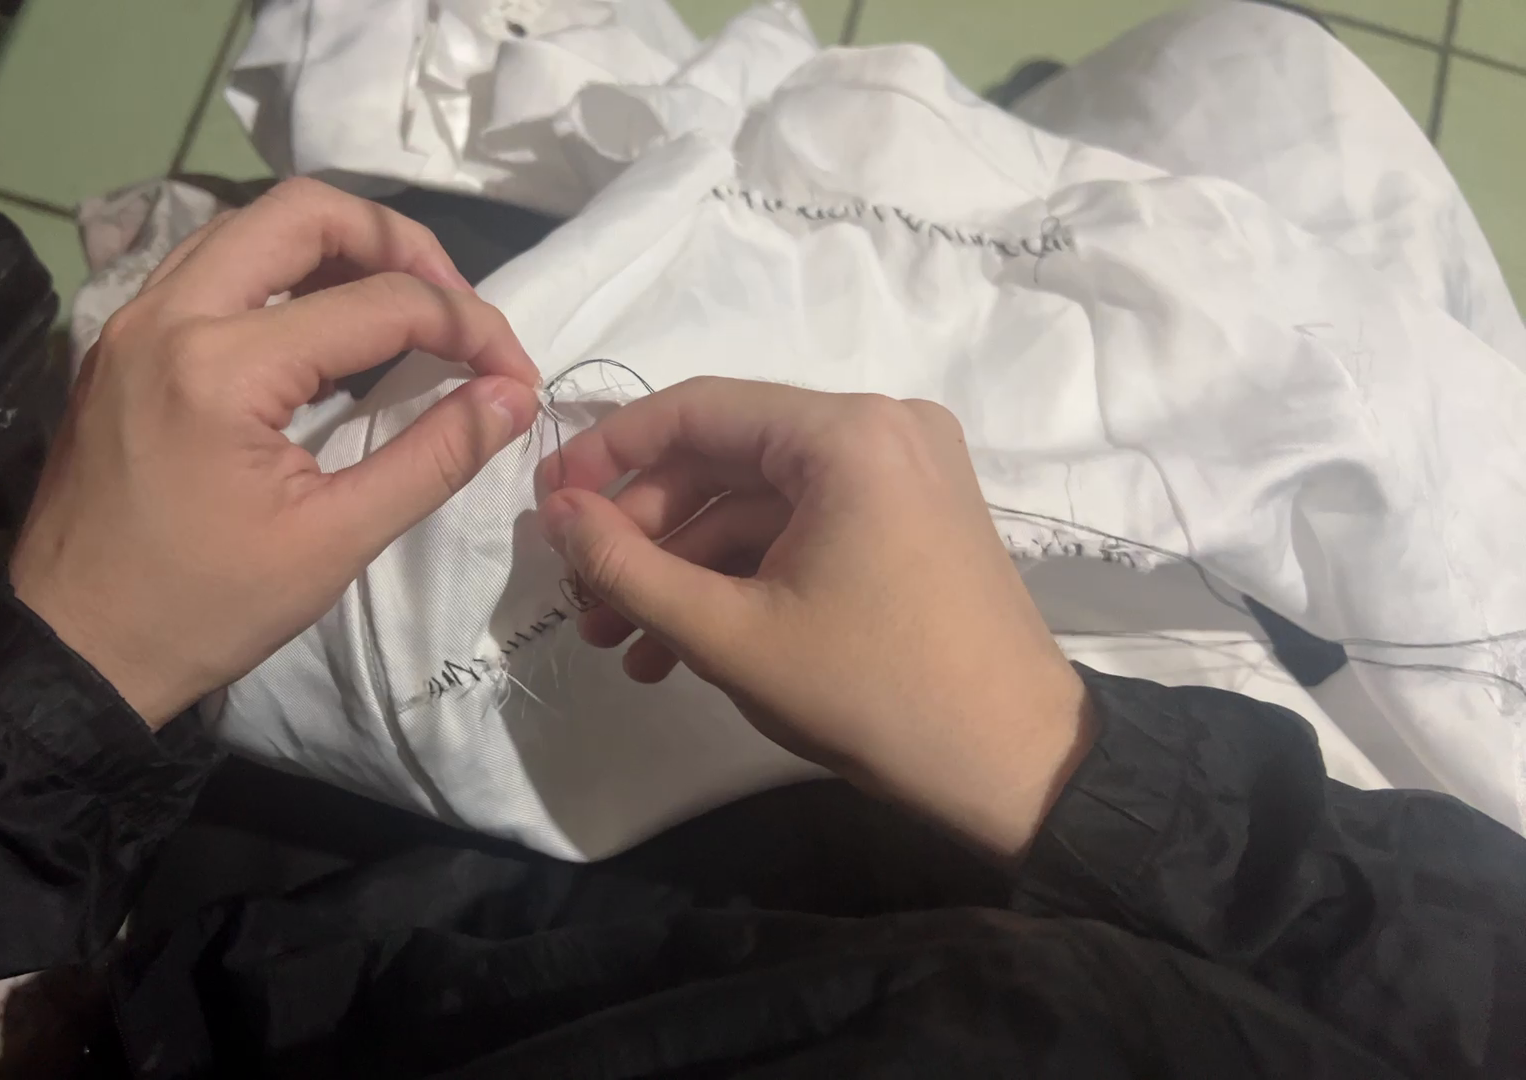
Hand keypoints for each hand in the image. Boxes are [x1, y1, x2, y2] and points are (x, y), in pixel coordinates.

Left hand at [11, 178, 539, 725]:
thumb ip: (434, 458)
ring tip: (405, 307)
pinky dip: (290, 277)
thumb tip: (512, 397)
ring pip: (255, 228)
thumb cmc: (209, 607)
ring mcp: (135, 320)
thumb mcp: (337, 541)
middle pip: (304, 212)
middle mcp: (169, 312)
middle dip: (404, 246)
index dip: (469, 328)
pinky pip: (220, 269)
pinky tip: (328, 328)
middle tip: (456, 307)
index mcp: (224, 366)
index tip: (515, 373)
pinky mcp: (125, 342)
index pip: (381, 304)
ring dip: (343, 250)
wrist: (74, 649)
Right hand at [536, 377, 1092, 858]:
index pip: (694, 410)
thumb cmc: (871, 694)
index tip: (549, 501)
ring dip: (678, 572)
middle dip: (641, 537)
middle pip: (717, 463)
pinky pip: (789, 534)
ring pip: (747, 508)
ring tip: (617, 641)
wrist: (1016, 777)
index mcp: (844, 433)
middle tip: (583, 598)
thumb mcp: (726, 634)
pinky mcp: (894, 521)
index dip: (607, 452)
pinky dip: (731, 582)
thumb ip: (624, 566)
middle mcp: (875, 431)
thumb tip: (553, 512)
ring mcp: (891, 476)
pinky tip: (674, 650)